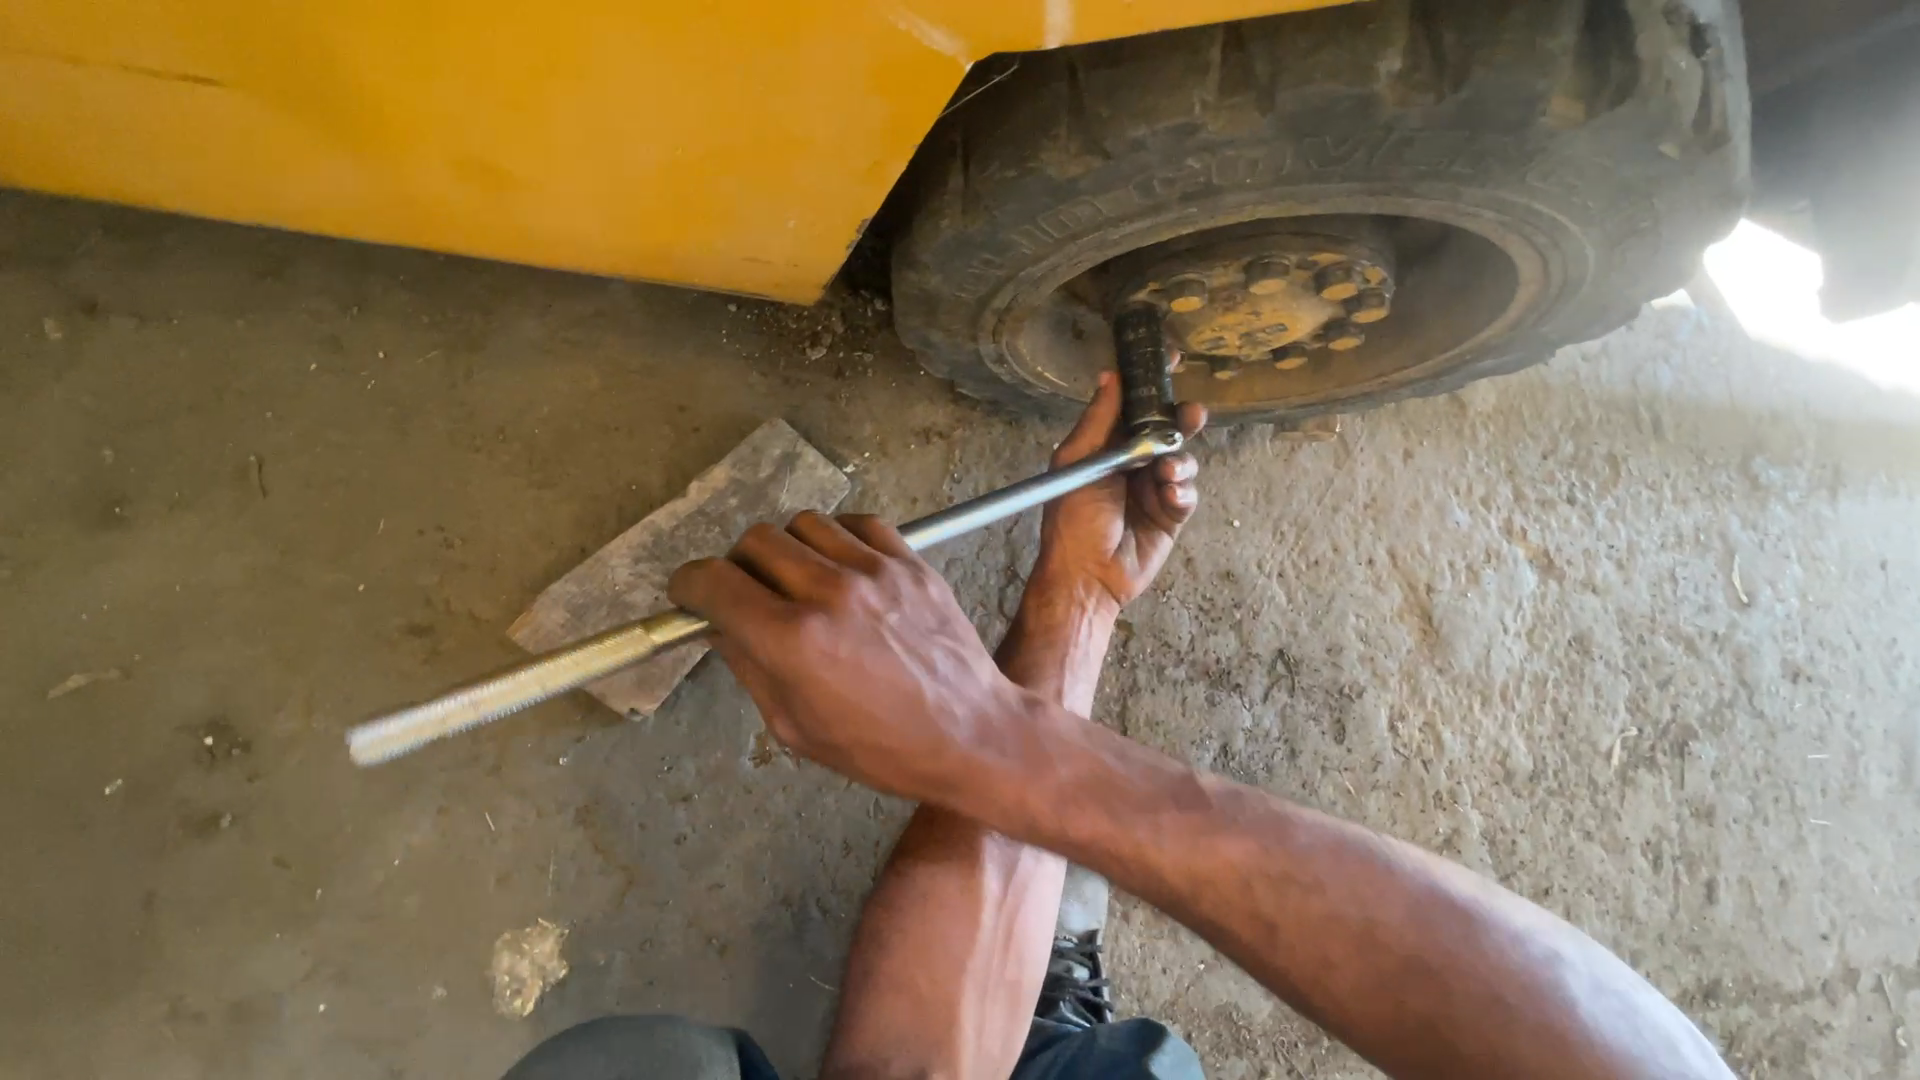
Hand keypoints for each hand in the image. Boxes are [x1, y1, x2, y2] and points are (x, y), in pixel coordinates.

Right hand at [669, 513, 1027, 800]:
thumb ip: (749, 667)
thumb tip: (717, 625)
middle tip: (749, 593)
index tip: (691, 593)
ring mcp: (875, 570)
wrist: (972, 733)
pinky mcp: (911, 561)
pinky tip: (843, 566)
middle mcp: (830, 591)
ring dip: (788, 548)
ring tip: (800, 579)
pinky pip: (858, 522)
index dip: (689, 585)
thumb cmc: (881, 748)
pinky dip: (838, 538)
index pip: (714, 581)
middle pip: (755, 541)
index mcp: (793, 640)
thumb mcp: (796, 728)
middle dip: (738, 566)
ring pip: (804, 523)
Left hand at [1034, 372, 1205, 613]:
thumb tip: (1110, 375)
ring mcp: (1153, 489)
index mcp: (1105, 447)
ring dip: (1180, 460)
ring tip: (1168, 471)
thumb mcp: (1078, 462)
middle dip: (1181, 420)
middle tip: (1191, 415)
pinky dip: (1183, 490)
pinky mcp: (1171, 515)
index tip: (1173, 360)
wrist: (1087, 574)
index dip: (1151, 385)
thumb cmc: (1073, 518)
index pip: (1132, 407)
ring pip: (1182, 458)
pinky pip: (1187, 493)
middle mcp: (1132, 463)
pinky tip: (1171, 496)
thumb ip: (1098, 420)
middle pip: (1166, 429)